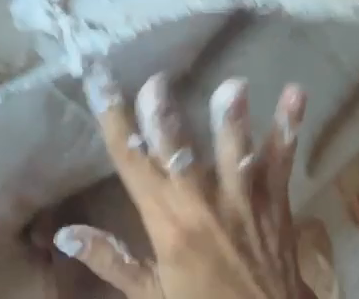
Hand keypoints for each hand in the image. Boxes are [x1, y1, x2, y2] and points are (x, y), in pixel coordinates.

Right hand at [55, 68, 311, 298]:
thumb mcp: (150, 293)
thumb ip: (111, 259)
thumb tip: (64, 232)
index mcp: (166, 221)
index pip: (131, 161)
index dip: (113, 119)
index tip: (100, 81)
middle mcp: (201, 204)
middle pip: (178, 150)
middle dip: (165, 114)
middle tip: (157, 80)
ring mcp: (242, 200)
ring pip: (234, 153)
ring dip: (234, 120)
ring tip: (233, 85)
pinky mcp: (274, 201)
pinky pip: (281, 161)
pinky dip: (288, 127)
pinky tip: (295, 92)